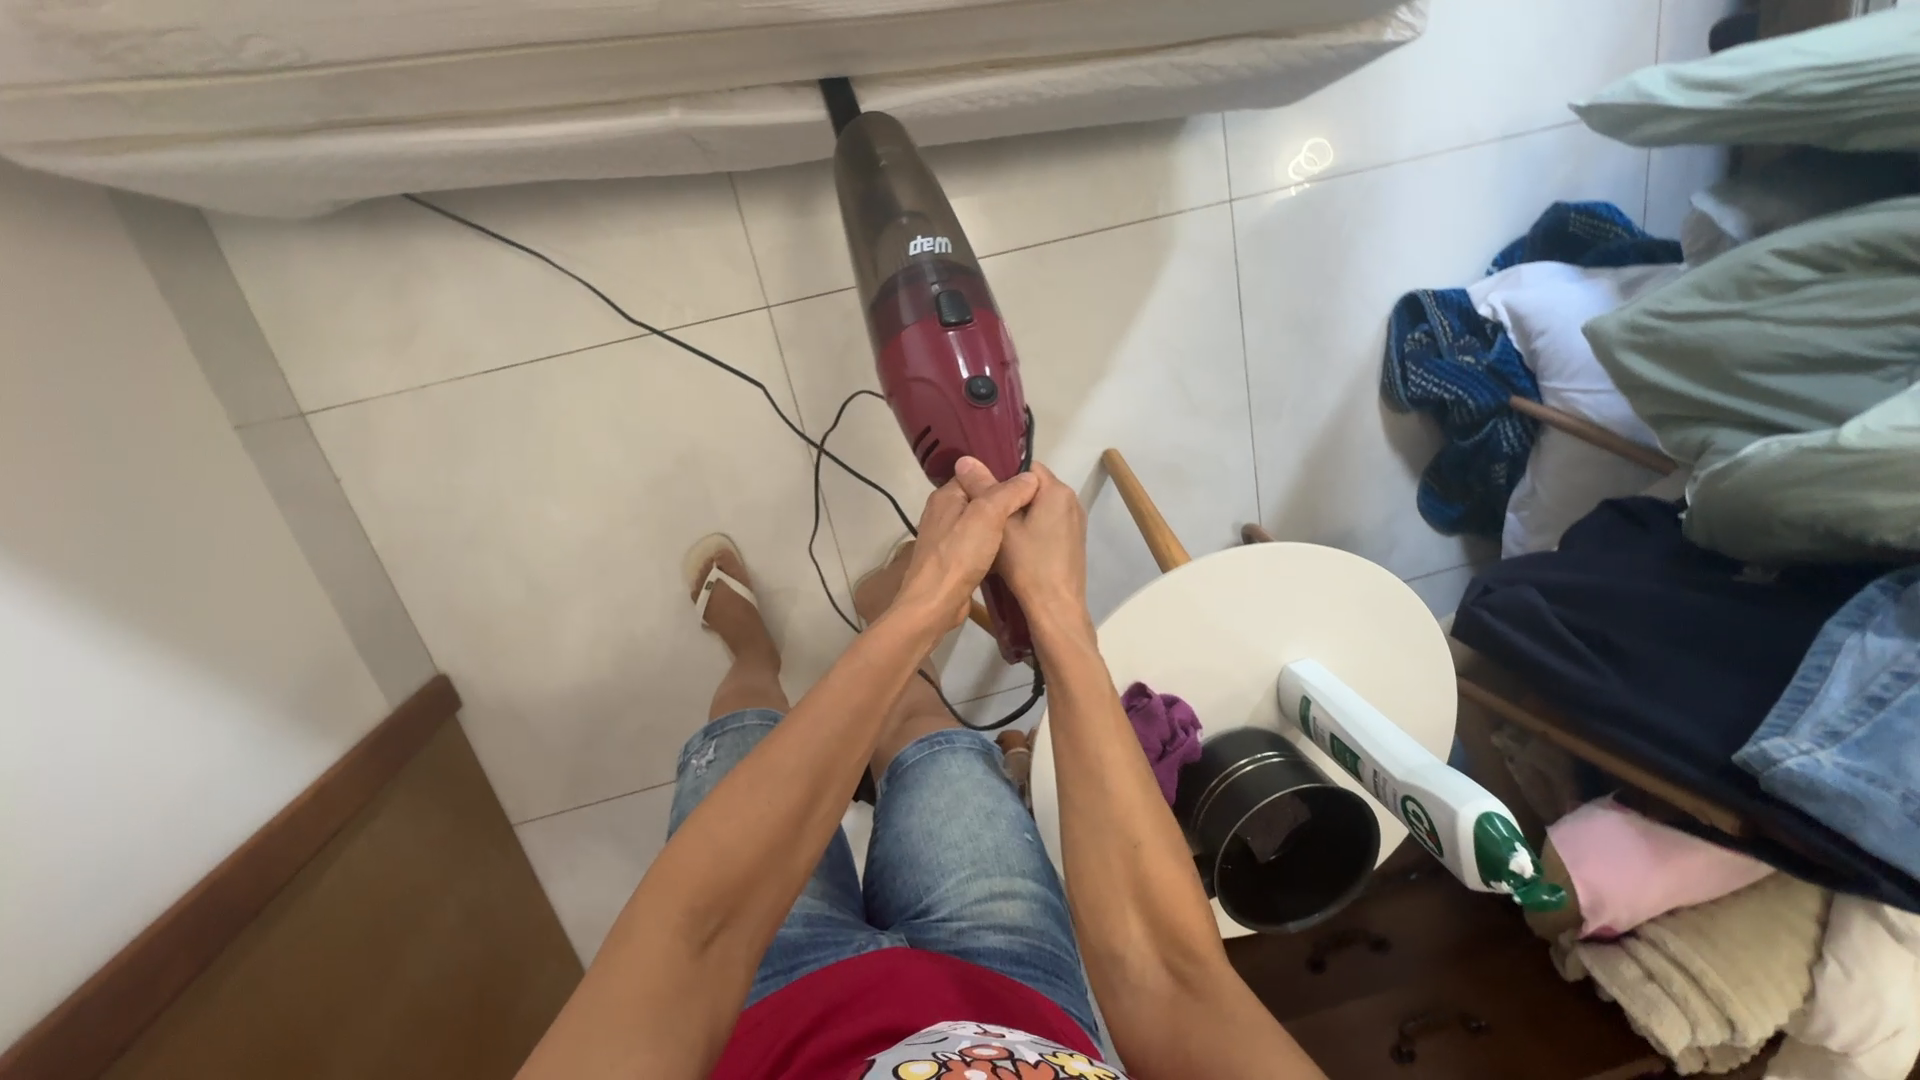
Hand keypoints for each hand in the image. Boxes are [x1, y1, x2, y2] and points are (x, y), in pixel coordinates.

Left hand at [892, 457, 1039, 632]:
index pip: (977, 475)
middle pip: (980, 500)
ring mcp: (947, 539)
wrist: (936, 604)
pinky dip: (993, 548)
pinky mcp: (953, 561)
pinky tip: (1011, 553)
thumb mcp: (987, 514)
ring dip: (1001, 528)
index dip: (1003, 478)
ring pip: (981, 525)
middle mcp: (943, 513)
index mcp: (946, 496)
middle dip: (1005, 504)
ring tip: (1028, 528)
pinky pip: (978, 546)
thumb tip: (1029, 476)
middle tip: (1034, 508)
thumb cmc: (959, 555)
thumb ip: (1007, 492)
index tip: (1030, 486)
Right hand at [953, 461, 1089, 629]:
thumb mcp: (1001, 525)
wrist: (1056, 607)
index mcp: (1057, 490)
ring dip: (1018, 514)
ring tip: (993, 529)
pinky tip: (1014, 546)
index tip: (979, 490)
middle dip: (1008, 497)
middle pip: (1032, 487)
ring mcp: (1075, 523)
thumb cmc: (1028, 564)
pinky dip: (1030, 529)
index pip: (1026, 466)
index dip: (1000, 475)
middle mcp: (1071, 501)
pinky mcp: (1073, 542)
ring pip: (1039, 507)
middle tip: (981, 511)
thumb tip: (965, 460)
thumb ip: (984, 489)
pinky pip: (1047, 524)